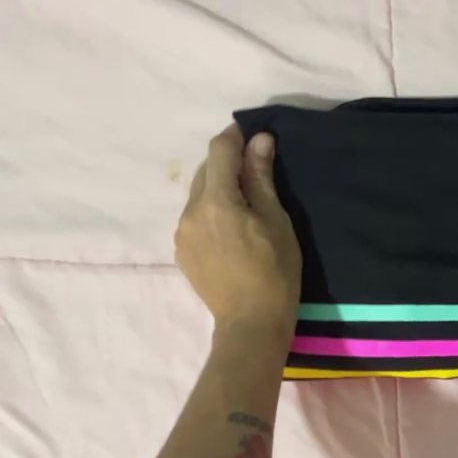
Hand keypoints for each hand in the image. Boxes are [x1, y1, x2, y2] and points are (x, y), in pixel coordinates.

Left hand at [175, 125, 301, 341]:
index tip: (253, 134)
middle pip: (206, 171)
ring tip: (244, 207)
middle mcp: (190, 211)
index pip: (220, 150)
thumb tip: (258, 140)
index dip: (236, 136)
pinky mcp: (182, 252)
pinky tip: (231, 232)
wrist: (251, 323)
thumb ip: (261, 178)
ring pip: (199, 196)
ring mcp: (181, 233)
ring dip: (219, 190)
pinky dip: (211, 213)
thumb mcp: (276, 221)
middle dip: (228, 164)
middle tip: (255, 174)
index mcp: (216, 201)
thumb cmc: (275, 272)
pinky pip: (195, 219)